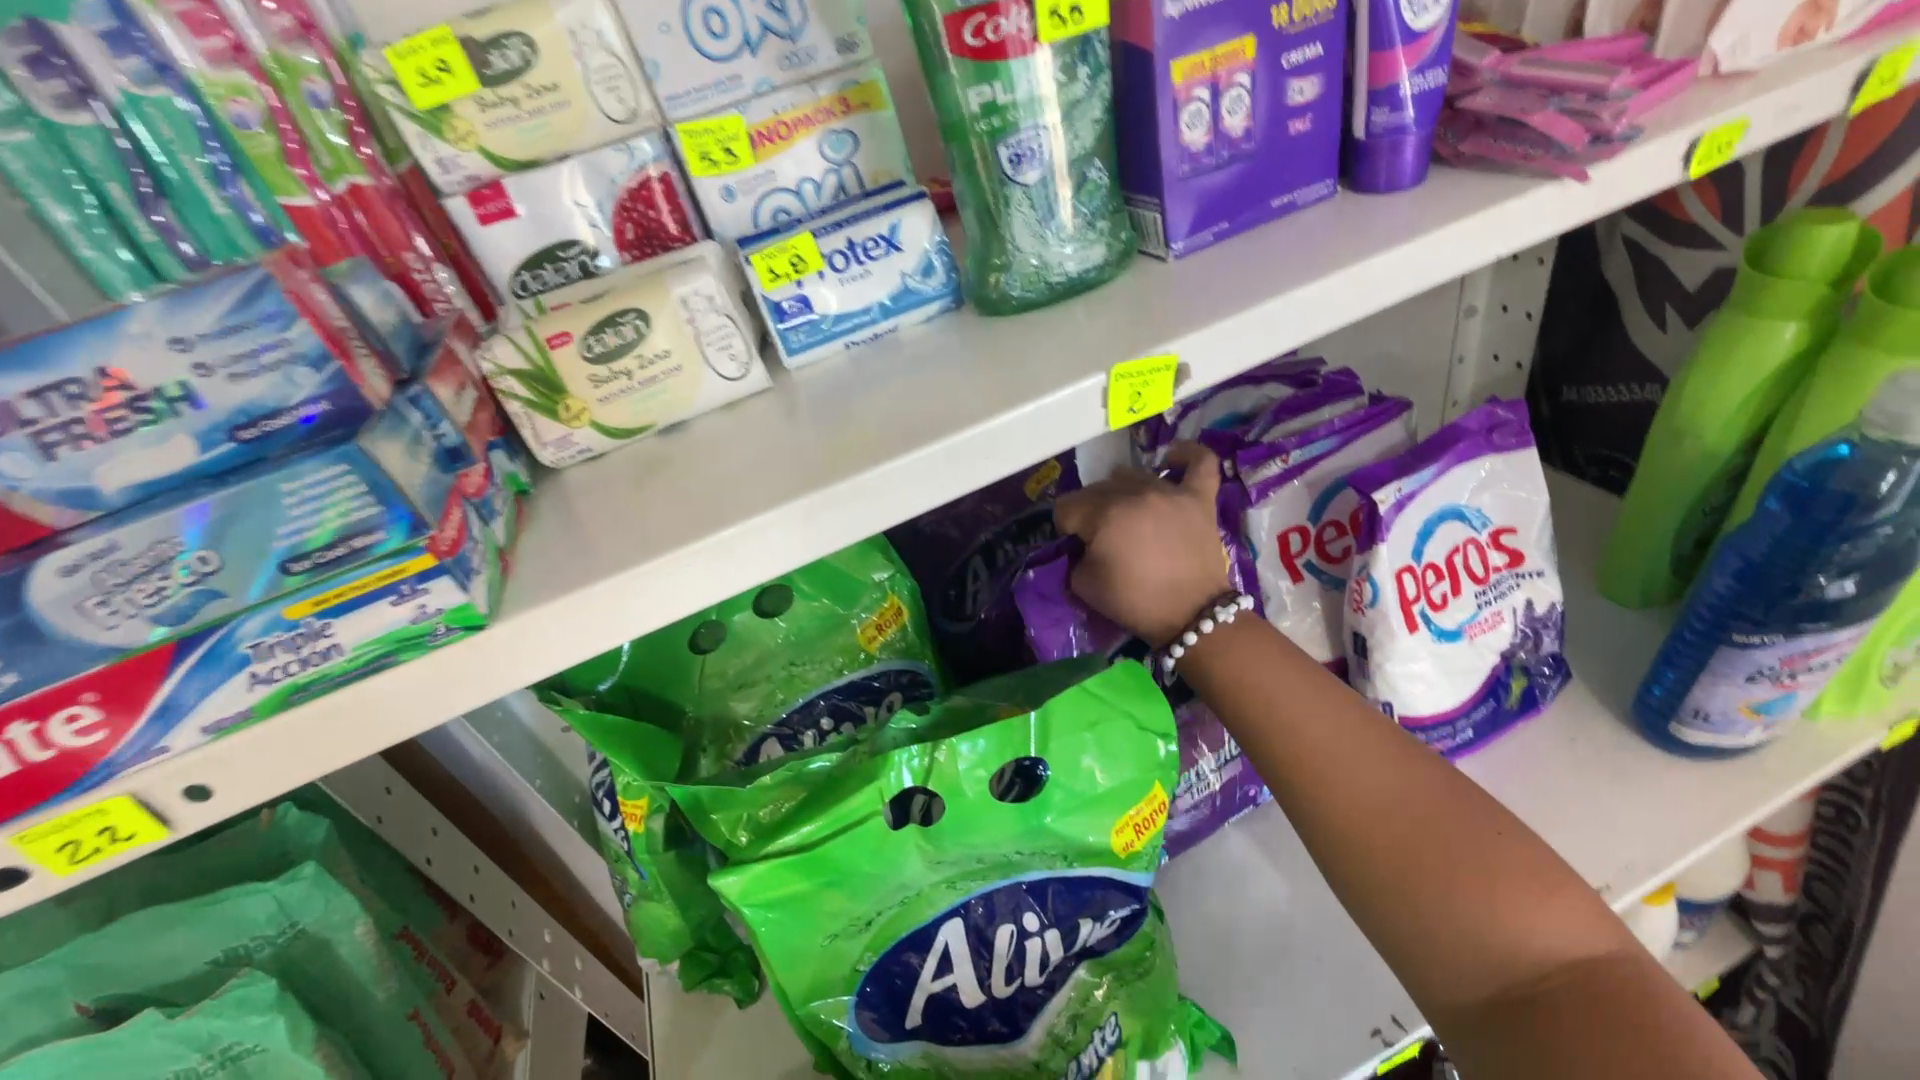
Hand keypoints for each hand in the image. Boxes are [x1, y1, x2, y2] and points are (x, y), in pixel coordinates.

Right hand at [1054, 441, 1232, 646]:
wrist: (1192, 616)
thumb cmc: (1135, 603)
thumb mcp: (1084, 586)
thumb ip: (1074, 557)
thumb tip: (1081, 544)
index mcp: (1103, 514)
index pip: (1066, 507)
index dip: (1067, 529)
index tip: (1077, 549)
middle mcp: (1134, 494)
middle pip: (1096, 489)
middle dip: (1090, 512)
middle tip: (1102, 540)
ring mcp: (1170, 492)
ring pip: (1132, 475)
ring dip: (1122, 493)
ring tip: (1128, 517)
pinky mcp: (1199, 498)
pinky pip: (1199, 461)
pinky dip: (1185, 455)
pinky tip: (1170, 460)